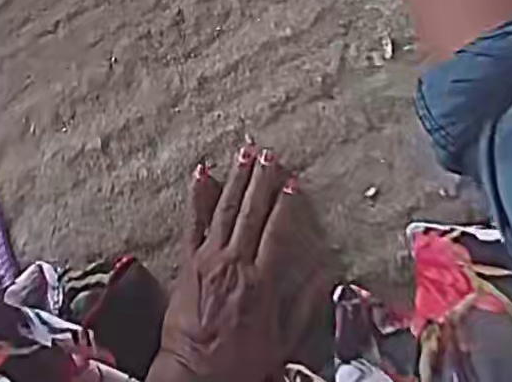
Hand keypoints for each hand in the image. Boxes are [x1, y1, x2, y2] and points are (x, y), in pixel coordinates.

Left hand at [151, 146, 329, 381]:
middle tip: (269, 153)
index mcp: (260, 282)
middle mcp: (235, 263)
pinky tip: (202, 171)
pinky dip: (198, 194)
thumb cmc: (240, 364)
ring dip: (236, 178)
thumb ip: (302, 305)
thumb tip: (323, 273)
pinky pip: (193, 220)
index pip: (276, 233)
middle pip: (251, 213)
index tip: (292, 182)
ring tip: (245, 152)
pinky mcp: (188, 259)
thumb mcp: (280, 343)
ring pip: (225, 208)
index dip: (285, 206)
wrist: (194, 376)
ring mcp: (208, 257)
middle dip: (261, 180)